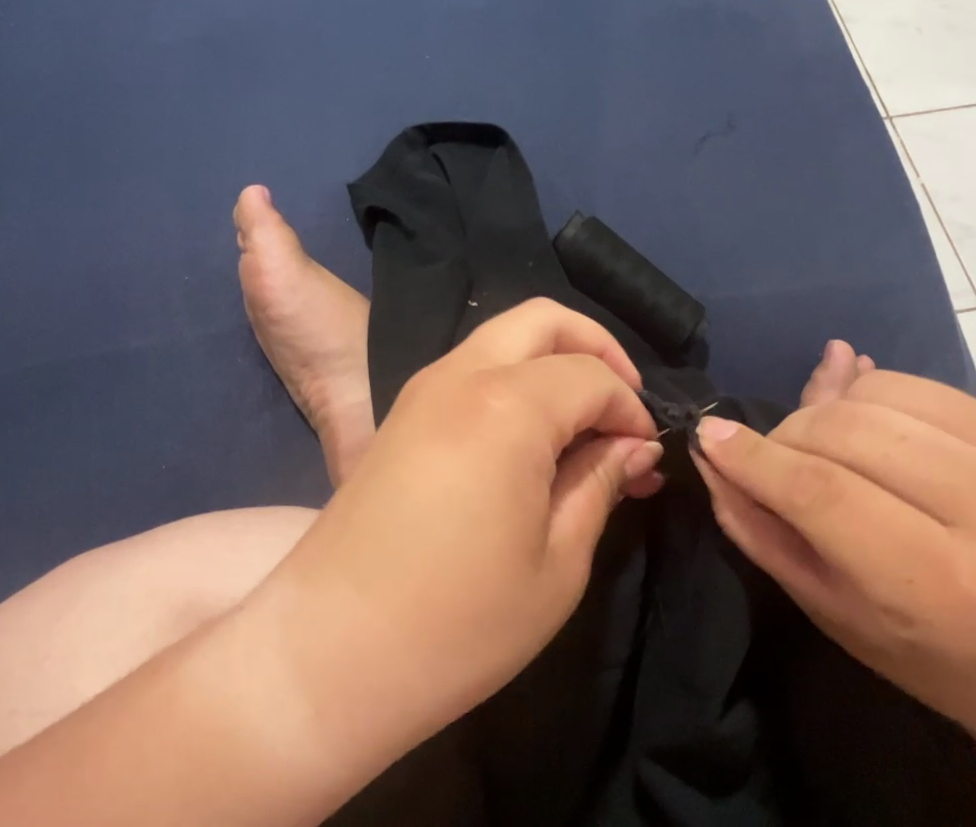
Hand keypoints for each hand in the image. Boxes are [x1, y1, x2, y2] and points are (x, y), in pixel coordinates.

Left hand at [257, 299, 663, 758]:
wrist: (328, 655)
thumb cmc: (458, 623)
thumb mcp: (556, 564)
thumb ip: (598, 485)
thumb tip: (634, 447)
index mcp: (507, 406)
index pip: (592, 375)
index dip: (631, 410)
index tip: (647, 457)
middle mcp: (461, 377)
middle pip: (543, 320)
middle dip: (597, 350)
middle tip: (623, 410)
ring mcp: (420, 392)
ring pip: (502, 337)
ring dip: (552, 363)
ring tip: (582, 429)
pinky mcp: (398, 418)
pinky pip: (470, 369)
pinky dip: (513, 380)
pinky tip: (531, 440)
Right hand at [693, 369, 975, 748]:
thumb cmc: (930, 655)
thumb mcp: (830, 609)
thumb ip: (762, 528)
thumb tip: (714, 446)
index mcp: (944, 585)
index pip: (825, 493)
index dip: (757, 457)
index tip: (709, 435)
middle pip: (851, 432)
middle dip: (790, 434)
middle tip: (775, 459)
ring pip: (882, 393)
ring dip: (830, 413)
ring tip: (828, 451)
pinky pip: (920, 386)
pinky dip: (875, 402)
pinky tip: (876, 440)